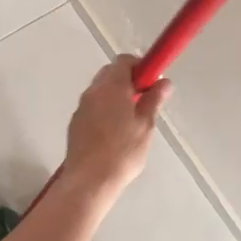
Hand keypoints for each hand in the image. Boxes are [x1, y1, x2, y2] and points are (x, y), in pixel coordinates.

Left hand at [64, 55, 170, 194]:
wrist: (90, 180)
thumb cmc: (123, 151)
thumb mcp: (145, 125)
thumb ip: (154, 100)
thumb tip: (164, 81)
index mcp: (112, 87)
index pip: (124, 61)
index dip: (140, 66)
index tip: (151, 82)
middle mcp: (93, 91)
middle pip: (110, 73)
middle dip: (127, 80)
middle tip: (143, 101)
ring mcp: (81, 107)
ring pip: (100, 90)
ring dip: (115, 95)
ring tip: (129, 119)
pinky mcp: (75, 122)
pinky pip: (93, 106)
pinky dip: (104, 109)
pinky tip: (113, 132)